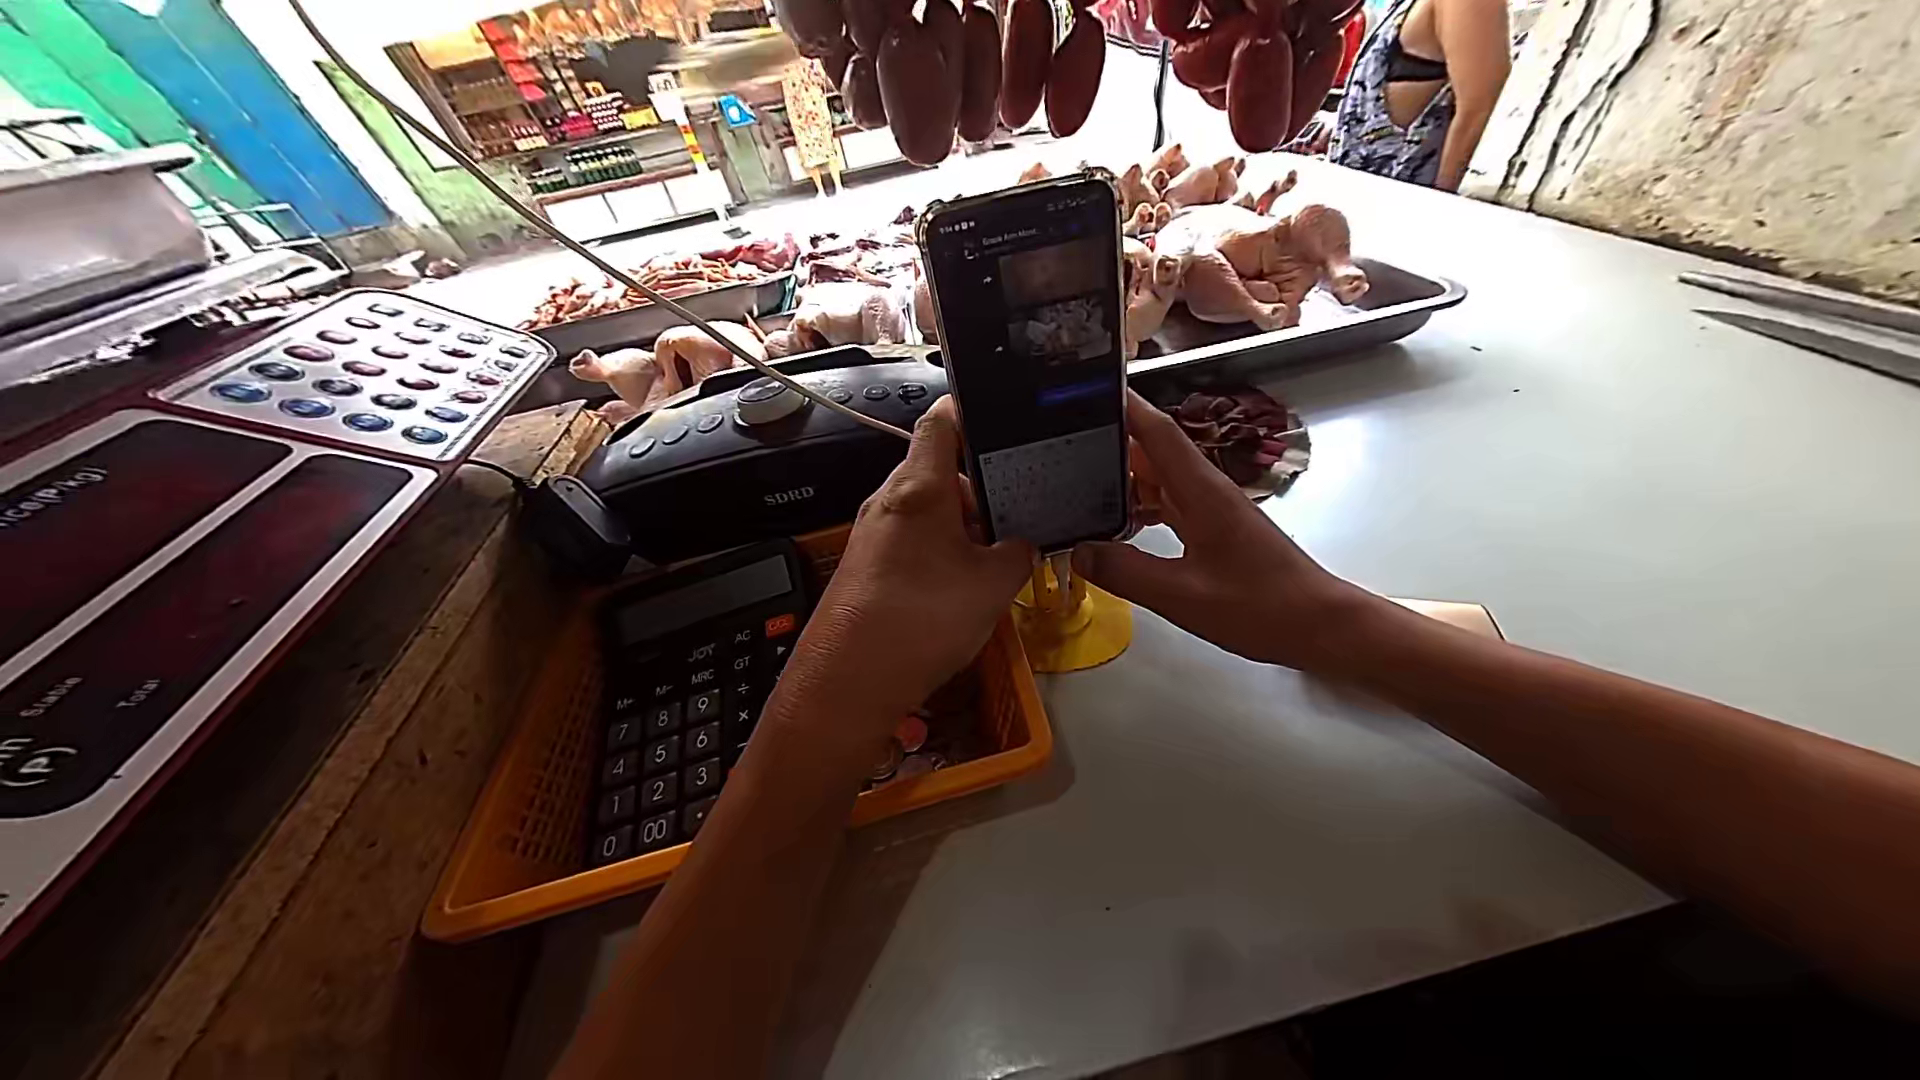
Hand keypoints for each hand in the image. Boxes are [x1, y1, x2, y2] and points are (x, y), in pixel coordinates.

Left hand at [780, 397, 1034, 732]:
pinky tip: (963, 581)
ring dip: (962, 523)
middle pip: (937, 469)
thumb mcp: (992, 585)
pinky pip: (911, 539)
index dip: (970, 409)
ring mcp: (873, 533)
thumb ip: (1018, 553)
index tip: (1000, 415)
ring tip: (995, 552)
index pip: (940, 421)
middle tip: (1015, 508)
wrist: (850, 681)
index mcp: (918, 488)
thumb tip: (1022, 545)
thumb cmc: (921, 619)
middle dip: (979, 486)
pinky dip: (940, 548)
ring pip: (927, 509)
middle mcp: (888, 502)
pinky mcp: (867, 565)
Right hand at [1073, 391, 1382, 672]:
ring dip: (1122, 481)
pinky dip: (1139, 509)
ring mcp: (1211, 510)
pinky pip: (1168, 506)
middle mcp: (1206, 491)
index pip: (1158, 432)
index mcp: (1201, 491)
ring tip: (1079, 488)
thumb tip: (1079, 551)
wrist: (1320, 624)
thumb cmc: (1262, 606)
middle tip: (1063, 448)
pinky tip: (1118, 529)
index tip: (1090, 387)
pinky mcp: (1214, 529)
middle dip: (1110, 444)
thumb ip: (1126, 572)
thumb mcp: (1182, 595)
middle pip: (1152, 452)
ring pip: (1159, 480)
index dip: (1125, 406)